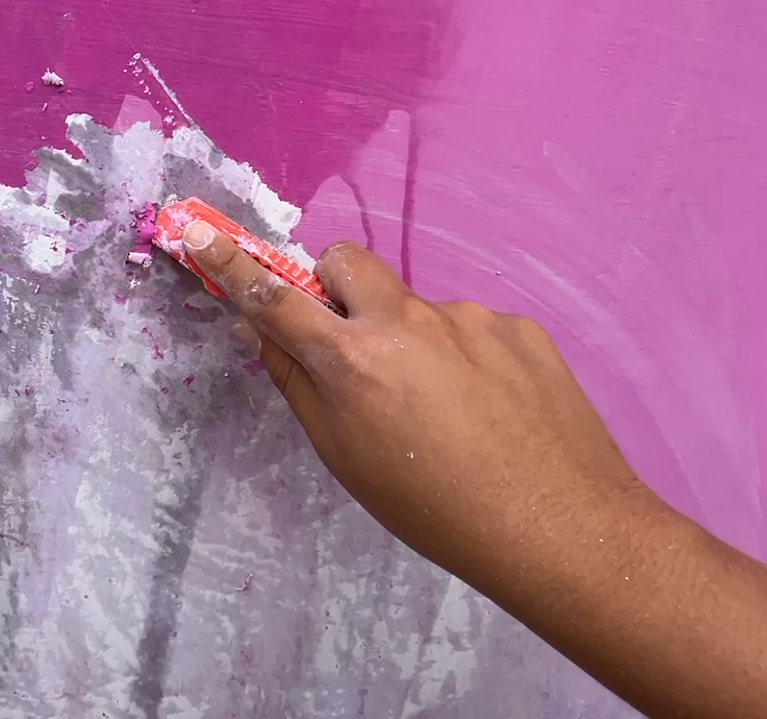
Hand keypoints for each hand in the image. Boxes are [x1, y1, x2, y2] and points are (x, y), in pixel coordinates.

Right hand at [183, 222, 658, 585]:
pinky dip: (462, 352)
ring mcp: (468, 316)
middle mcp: (405, 322)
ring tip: (445, 401)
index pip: (272, 298)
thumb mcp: (341, 453)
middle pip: (343, 261)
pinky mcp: (519, 326)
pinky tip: (489, 402)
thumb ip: (295, 381)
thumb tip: (257, 330)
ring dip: (407, 334)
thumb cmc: (430, 505)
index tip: (201, 234)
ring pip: (411, 303)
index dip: (231, 265)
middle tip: (351, 336)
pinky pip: (467, 324)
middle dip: (332, 285)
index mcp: (351, 360)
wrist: (566, 533)